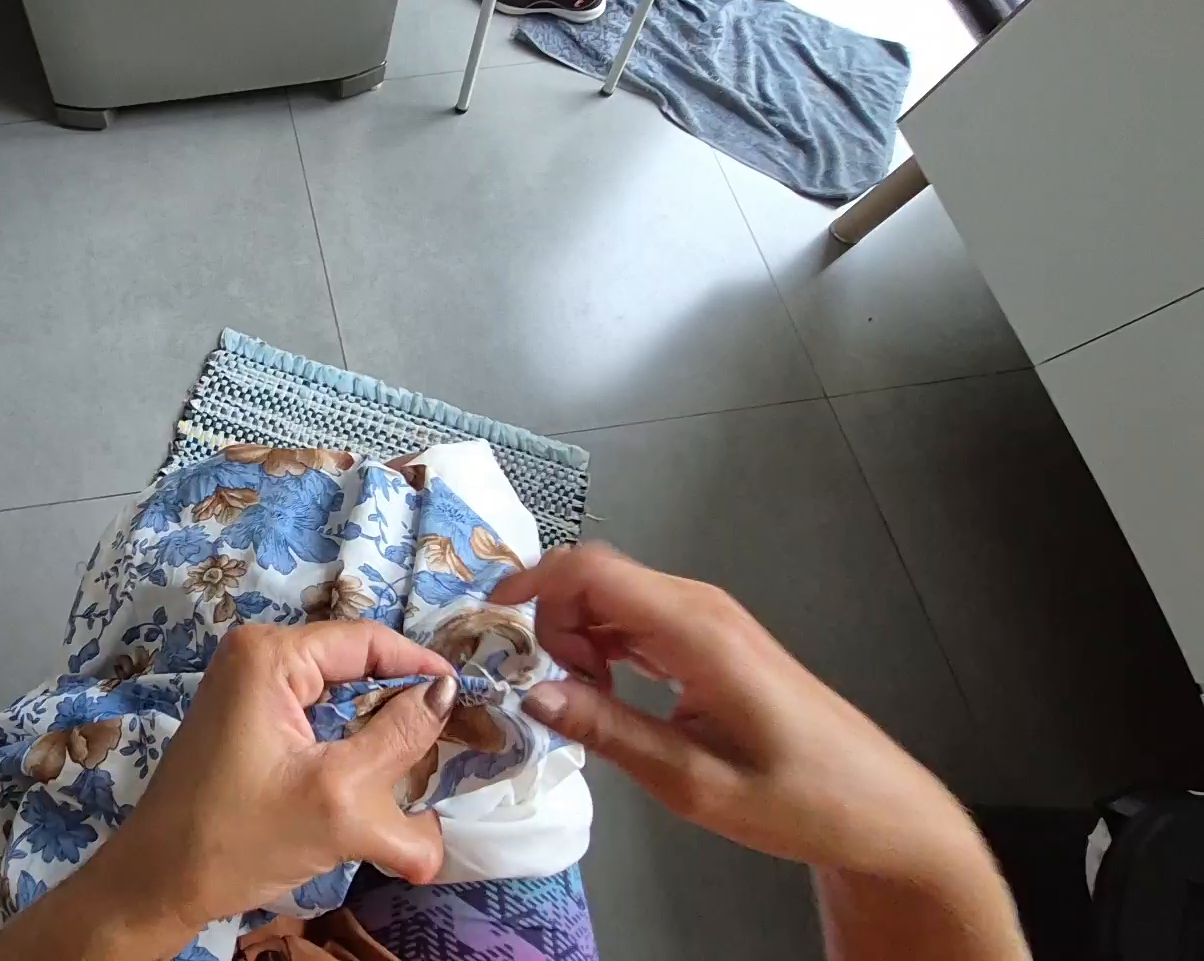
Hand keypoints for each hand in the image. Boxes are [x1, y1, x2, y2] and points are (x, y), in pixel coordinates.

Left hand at [0, 621, 457, 960]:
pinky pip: (313, 711)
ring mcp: (247, 682)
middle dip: (398, 702)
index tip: (467, 696)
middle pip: (351, 664)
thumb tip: (445, 693)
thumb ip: (397, 737)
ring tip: (416, 761)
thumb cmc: (240, 836)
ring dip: (374, 726)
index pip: (365, 640)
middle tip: (450, 737)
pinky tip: (371, 770)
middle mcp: (257, 653)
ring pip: (335, 691)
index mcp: (270, 653)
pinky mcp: (246, 714)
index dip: (419, 664)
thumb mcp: (335, 795)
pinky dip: (346, 737)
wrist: (157, 884)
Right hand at [490, 543, 981, 882]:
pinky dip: (600, 642)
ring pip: (605, 593)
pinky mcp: (702, 631)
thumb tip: (530, 693)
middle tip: (563, 690)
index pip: (591, 570)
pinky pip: (628, 614)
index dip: (532, 582)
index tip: (495, 621)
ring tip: (590, 697)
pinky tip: (610, 688)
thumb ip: (607, 731)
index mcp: (694, 629)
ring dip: (576, 635)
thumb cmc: (800, 801)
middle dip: (554, 621)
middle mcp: (694, 604)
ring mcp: (701, 614)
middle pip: (590, 576)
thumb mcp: (693, 783)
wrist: (887, 813)